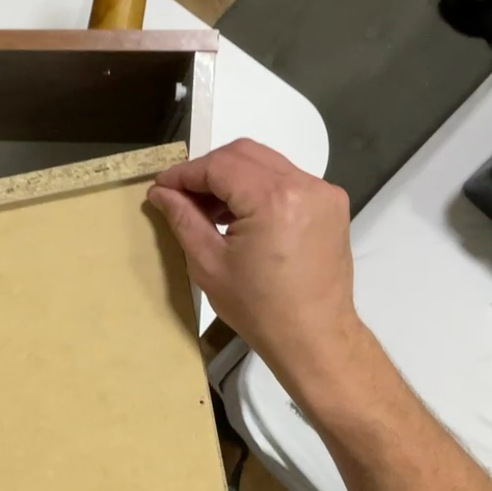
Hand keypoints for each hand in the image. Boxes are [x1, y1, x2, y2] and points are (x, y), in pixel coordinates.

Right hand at [147, 140, 367, 396]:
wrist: (313, 337)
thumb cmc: (257, 308)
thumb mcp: (209, 264)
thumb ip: (184, 219)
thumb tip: (160, 193)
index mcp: (273, 200)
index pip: (220, 165)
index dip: (185, 173)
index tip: (161, 187)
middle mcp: (304, 185)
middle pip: (244, 153)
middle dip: (208, 170)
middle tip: (181, 196)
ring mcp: (323, 192)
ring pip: (267, 163)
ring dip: (233, 177)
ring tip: (208, 210)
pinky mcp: (331, 205)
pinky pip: (287, 180)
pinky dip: (258, 188)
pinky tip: (240, 217)